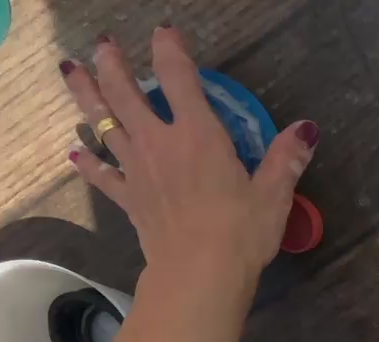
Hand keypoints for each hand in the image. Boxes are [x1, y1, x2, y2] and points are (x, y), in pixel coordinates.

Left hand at [61, 25, 317, 292]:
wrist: (200, 272)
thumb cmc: (241, 232)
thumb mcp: (274, 196)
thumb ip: (286, 159)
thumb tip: (306, 129)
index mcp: (198, 135)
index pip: (179, 78)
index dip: (171, 50)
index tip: (166, 32)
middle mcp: (159, 142)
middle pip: (124, 92)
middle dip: (113, 64)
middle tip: (105, 46)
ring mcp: (138, 169)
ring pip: (103, 122)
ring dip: (85, 93)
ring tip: (72, 69)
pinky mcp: (130, 198)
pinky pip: (103, 175)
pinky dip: (89, 162)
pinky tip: (77, 152)